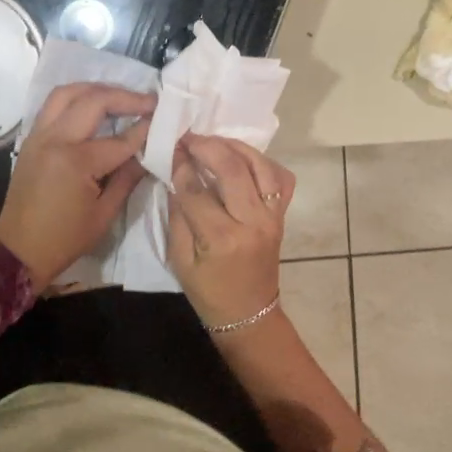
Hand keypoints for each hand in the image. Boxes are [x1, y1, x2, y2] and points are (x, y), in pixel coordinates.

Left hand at [0, 83, 154, 291]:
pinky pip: (52, 106)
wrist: (19, 250)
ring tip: (120, 97)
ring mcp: (38, 135)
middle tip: (149, 101)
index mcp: (75, 161)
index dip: (146, 129)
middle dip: (125, 97)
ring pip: (67, 93)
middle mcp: (55, 139)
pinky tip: (93, 107)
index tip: (165, 118)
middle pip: (93, 100)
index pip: (120, 138)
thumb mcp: (105, 214)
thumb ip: (128, 177)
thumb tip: (148, 153)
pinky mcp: (30, 139)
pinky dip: (75, 99)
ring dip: (96, 89)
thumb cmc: (65, 239)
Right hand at [166, 134, 295, 328]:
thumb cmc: (208, 292)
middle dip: (207, 147)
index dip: (180, 166)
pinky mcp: (282, 216)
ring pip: (261, 166)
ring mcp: (273, 218)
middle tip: (189, 137)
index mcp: (222, 238)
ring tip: (213, 141)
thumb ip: (178, 216)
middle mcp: (253, 223)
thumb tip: (175, 177)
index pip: (197, 190)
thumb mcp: (180, 259)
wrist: (249, 314)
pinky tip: (242, 159)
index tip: (170, 149)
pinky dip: (263, 163)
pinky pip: (281, 179)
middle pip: (232, 169)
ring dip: (235, 147)